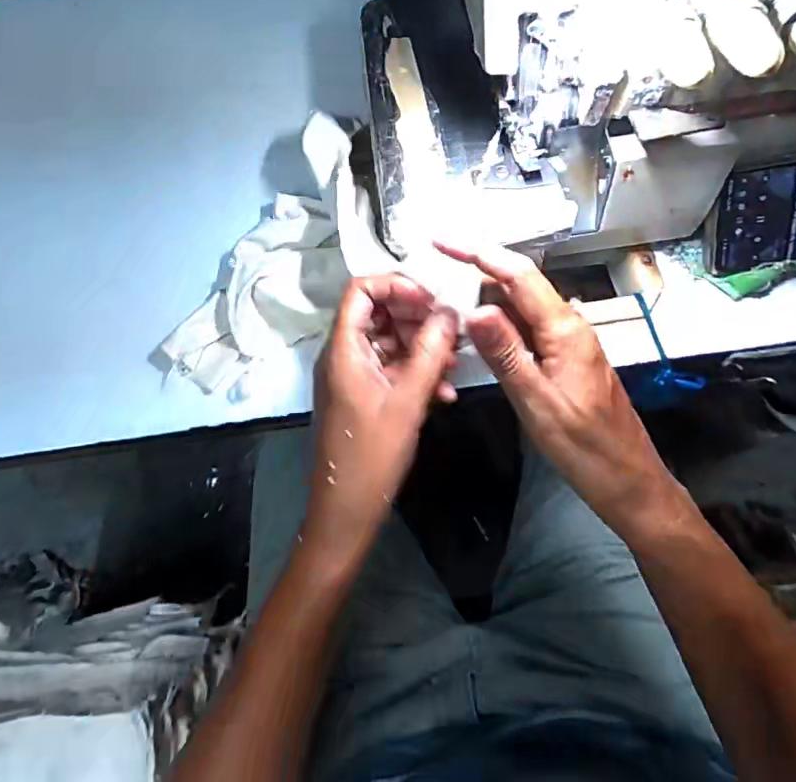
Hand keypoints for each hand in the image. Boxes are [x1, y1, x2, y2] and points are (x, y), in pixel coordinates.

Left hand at [304, 275, 459, 565]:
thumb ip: (429, 352)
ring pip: (388, 339)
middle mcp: (343, 353)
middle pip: (377, 311)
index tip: (431, 300)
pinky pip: (390, 366)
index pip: (361, 290)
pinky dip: (415, 370)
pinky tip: (444, 390)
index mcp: (343, 348)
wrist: (346, 508)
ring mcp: (352, 373)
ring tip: (452, 362)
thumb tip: (449, 312)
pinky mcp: (362, 392)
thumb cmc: (372, 455)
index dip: (396, 285)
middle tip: (450, 331)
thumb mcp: (408, 400)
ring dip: (421, 345)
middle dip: (416, 316)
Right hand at [435, 240, 698, 544]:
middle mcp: (569, 326)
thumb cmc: (587, 448)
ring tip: (445, 304)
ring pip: (520, 307)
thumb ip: (506, 354)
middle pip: (517, 285)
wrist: (629, 481)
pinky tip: (476, 335)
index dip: (479, 253)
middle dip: (475, 273)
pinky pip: (526, 328)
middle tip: (433, 278)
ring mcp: (567, 341)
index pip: (518, 276)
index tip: (444, 243)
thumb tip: (474, 309)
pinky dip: (498, 325)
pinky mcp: (563, 357)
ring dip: (483, 300)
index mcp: (565, 330)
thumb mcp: (538, 403)